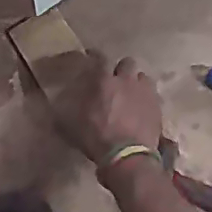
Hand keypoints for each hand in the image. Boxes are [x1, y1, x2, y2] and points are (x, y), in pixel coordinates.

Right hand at [53, 54, 163, 177]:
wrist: (128, 157)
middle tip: (114, 80)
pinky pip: (152, 95)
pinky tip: (141, 109)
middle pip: (127, 63)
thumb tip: (53, 106)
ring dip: (135, 83)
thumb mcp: (71, 125)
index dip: (94, 55)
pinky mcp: (158, 107)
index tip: (90, 56)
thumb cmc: (96, 137)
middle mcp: (126, 81)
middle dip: (120, 69)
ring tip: (130, 94)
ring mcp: (145, 93)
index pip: (99, 58)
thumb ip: (64, 111)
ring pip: (142, 77)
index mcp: (103, 81)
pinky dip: (145, 99)